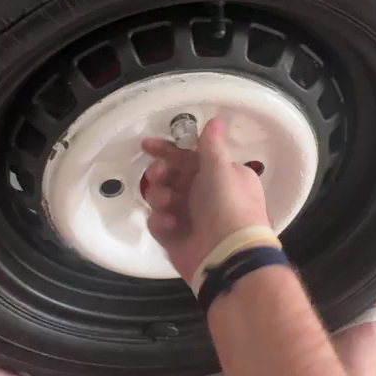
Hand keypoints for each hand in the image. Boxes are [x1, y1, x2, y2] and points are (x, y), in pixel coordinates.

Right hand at [140, 118, 271, 280]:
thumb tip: (216, 121)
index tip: (147, 146)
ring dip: (160, 197)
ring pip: (160, 198)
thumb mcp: (221, 169)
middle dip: (160, 174)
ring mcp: (188, 216)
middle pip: (170, 176)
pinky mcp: (175, 236)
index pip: (188, 157)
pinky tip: (171, 225)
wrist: (228, 254)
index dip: (167, 150)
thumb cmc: (228, 205)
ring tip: (167, 205)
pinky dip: (161, 222)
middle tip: (158, 176)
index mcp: (218, 175)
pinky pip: (158, 222)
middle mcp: (204, 194)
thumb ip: (211, 145)